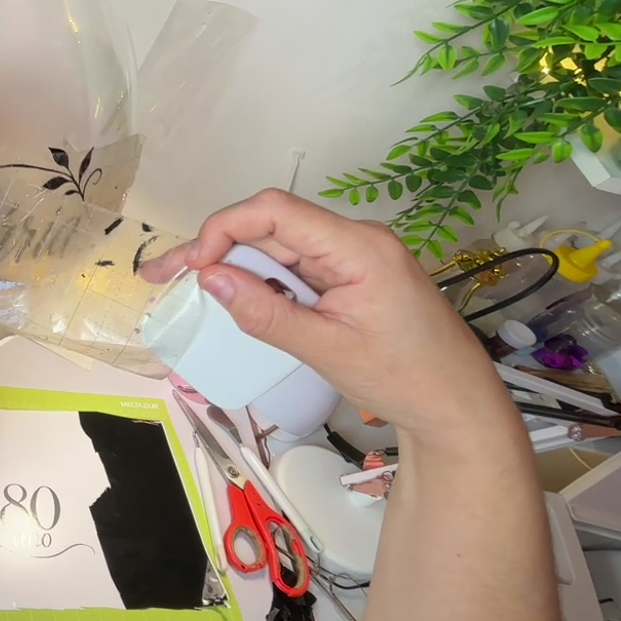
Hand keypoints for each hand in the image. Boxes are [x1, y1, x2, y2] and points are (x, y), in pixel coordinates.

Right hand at [140, 189, 516, 444]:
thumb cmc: (404, 380)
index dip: (222, 229)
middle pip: (264, 226)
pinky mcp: (342, 274)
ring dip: (224, 263)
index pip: (273, 211)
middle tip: (162, 276)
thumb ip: (264, 312)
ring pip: (269, 245)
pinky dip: (250, 278)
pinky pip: (286, 265)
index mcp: (357, 247)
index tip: (194, 268)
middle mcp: (351, 239)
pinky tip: (222, 292)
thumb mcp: (326, 350)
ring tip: (176, 283)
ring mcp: (347, 255)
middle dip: (210, 248)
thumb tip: (207, 277)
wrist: (459, 409)